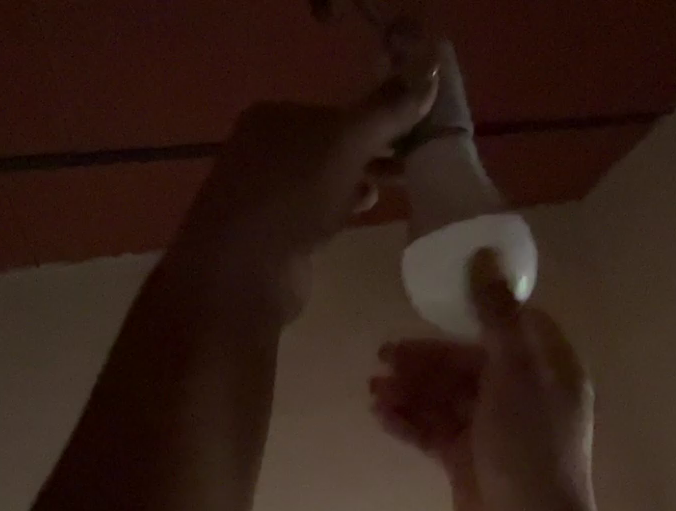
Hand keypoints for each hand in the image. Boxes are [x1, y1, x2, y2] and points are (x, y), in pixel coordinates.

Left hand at [167, 60, 437, 322]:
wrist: (246, 268)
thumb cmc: (294, 196)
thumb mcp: (346, 143)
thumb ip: (385, 112)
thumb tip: (429, 76)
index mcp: (275, 117)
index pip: (337, 111)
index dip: (377, 120)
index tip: (415, 133)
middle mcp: (265, 149)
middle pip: (332, 146)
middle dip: (372, 154)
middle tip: (414, 164)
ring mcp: (268, 194)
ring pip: (326, 181)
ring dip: (360, 182)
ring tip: (397, 187)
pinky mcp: (275, 233)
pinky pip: (317, 212)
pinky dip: (342, 209)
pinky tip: (362, 211)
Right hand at [370, 250, 597, 510]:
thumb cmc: (530, 445)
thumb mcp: (517, 371)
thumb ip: (497, 314)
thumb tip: (486, 253)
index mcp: (547, 370)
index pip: (510, 328)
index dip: (472, 314)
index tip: (431, 307)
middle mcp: (522, 395)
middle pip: (468, 363)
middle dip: (426, 359)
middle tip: (383, 355)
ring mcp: (494, 430)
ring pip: (447, 397)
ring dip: (411, 390)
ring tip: (374, 389)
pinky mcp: (468, 460)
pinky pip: (435, 430)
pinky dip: (410, 421)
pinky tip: (381, 415)